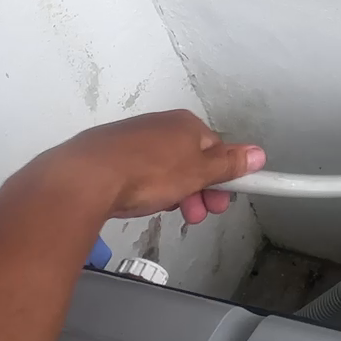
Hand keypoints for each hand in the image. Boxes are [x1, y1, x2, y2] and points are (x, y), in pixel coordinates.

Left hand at [28, 110, 265, 223]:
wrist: (82, 178)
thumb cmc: (148, 172)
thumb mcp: (198, 173)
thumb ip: (229, 165)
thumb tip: (258, 153)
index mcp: (187, 125)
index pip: (217, 149)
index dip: (223, 177)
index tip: (223, 200)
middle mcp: (161, 125)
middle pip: (191, 158)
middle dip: (198, 189)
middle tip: (197, 215)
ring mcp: (131, 137)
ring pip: (163, 166)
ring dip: (173, 191)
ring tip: (168, 214)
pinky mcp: (106, 153)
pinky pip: (137, 170)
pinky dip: (145, 187)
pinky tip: (139, 203)